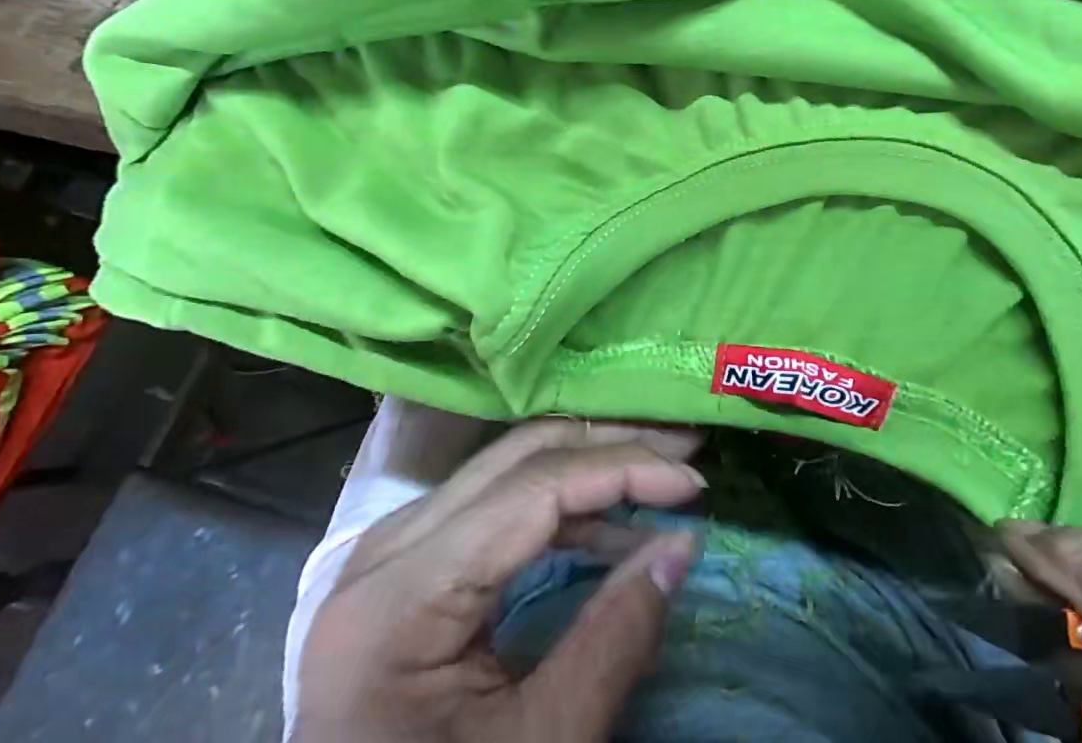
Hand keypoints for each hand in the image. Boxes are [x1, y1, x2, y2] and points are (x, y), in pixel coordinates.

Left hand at [293, 419, 706, 742]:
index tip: (695, 482)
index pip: (535, 488)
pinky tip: (614, 525)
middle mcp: (386, 550)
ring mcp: (392, 552)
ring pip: (509, 469)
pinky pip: (496, 505)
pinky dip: (563, 505)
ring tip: (662, 477)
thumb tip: (683, 544)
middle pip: (520, 456)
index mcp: (400, 597)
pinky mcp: (409, 566)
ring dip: (592, 466)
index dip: (625, 469)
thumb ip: (615, 638)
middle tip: (685, 449)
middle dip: (613, 444)